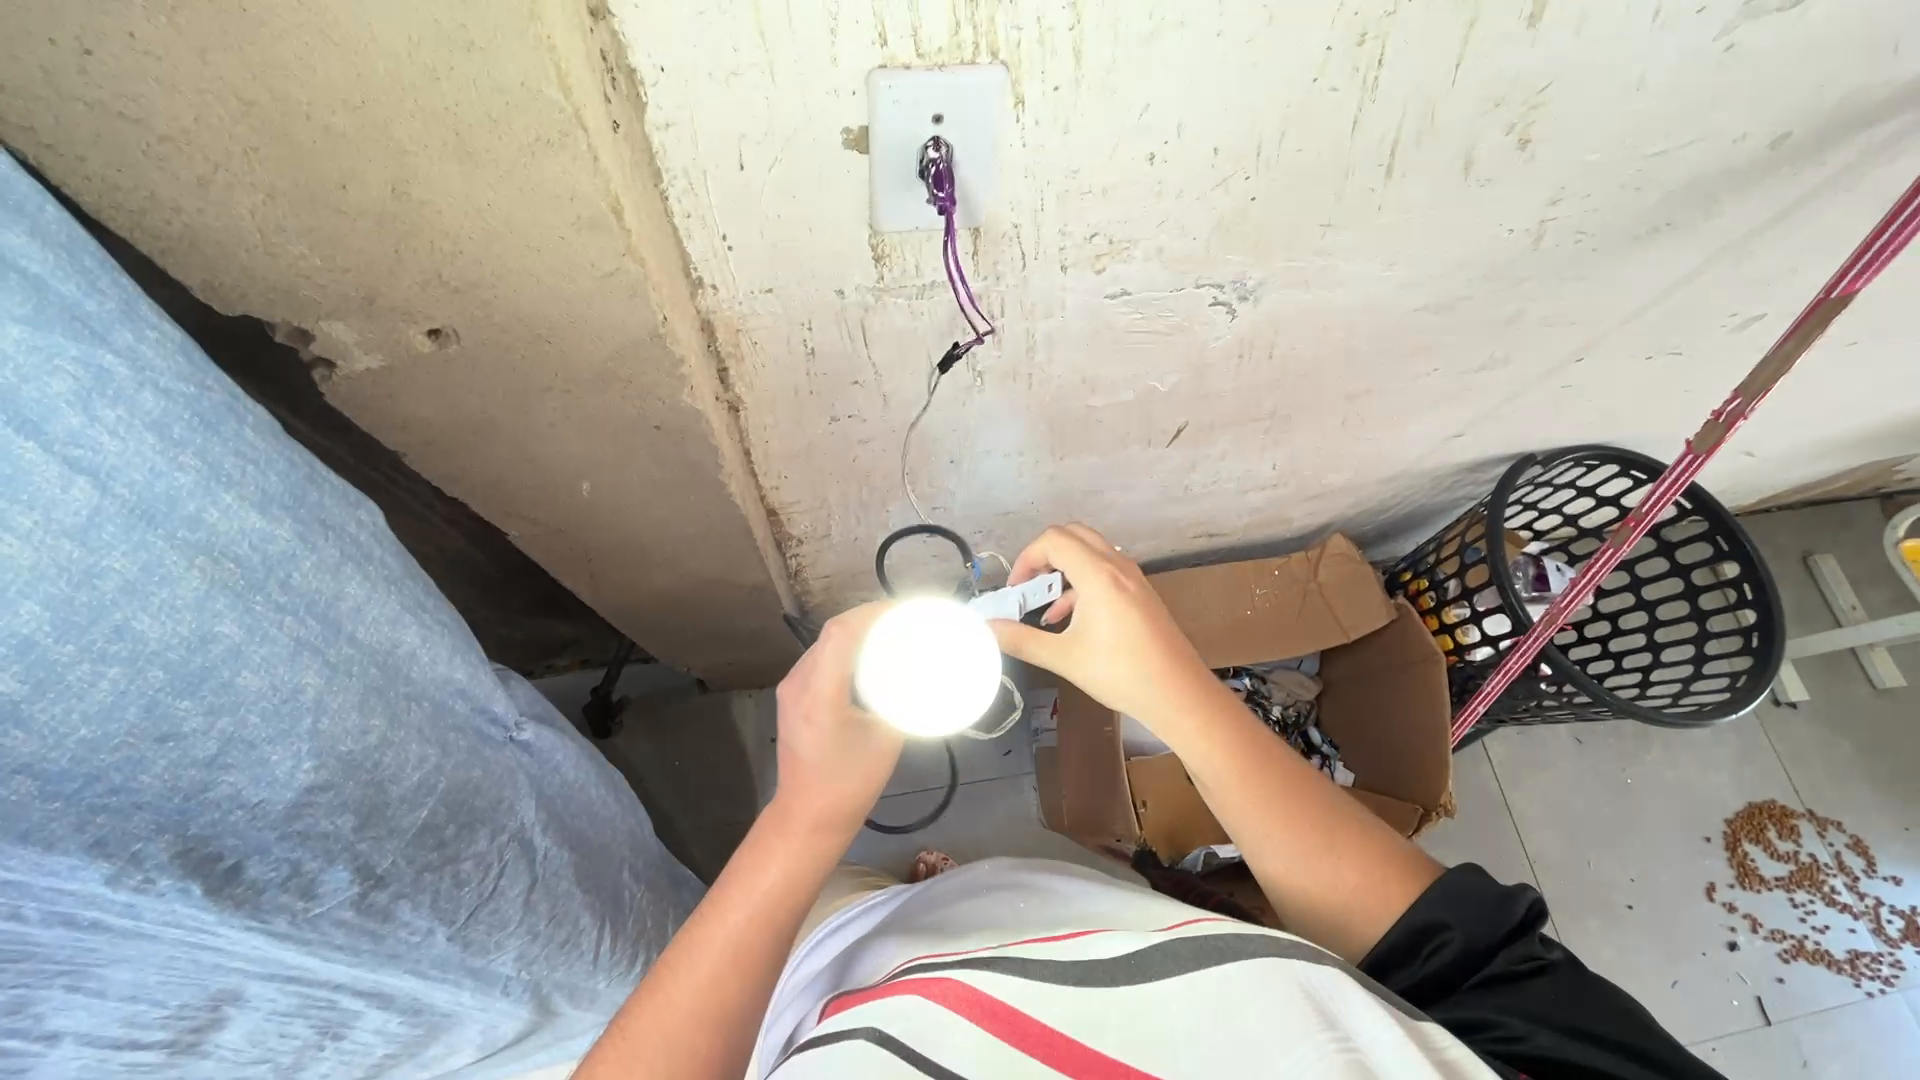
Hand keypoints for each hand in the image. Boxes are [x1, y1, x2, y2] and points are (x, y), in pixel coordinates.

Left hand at [771, 603, 903, 836]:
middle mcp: (799, 683)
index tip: (905, 611)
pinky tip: (869, 657)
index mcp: (820, 693)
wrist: (807, 816)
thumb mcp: (886, 741)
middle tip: (905, 621)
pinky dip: (846, 650)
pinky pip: (820, 659)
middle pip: (833, 633)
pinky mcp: (793, 696)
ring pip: (825, 643)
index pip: (841, 633)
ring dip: (858, 633)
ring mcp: (791, 688)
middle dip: (870, 619)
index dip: (872, 613)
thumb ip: (905, 702)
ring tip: (892, 634)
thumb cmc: (849, 784)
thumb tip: (929, 675)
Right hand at [989, 524, 1223, 726]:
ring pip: (1091, 552)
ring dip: (1064, 568)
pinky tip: (1070, 619)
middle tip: (1028, 585)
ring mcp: (1134, 578)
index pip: (1053, 540)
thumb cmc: (1121, 674)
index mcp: (1099, 574)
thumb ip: (1021, 639)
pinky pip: (1106, 571)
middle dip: (1044, 555)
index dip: (1026, 558)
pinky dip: (1082, 582)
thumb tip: (987, 629)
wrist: (1178, 694)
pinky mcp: (1141, 593)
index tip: (1015, 590)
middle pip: (1073, 536)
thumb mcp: (1064, 658)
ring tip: (1045, 604)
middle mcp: (1118, 566)